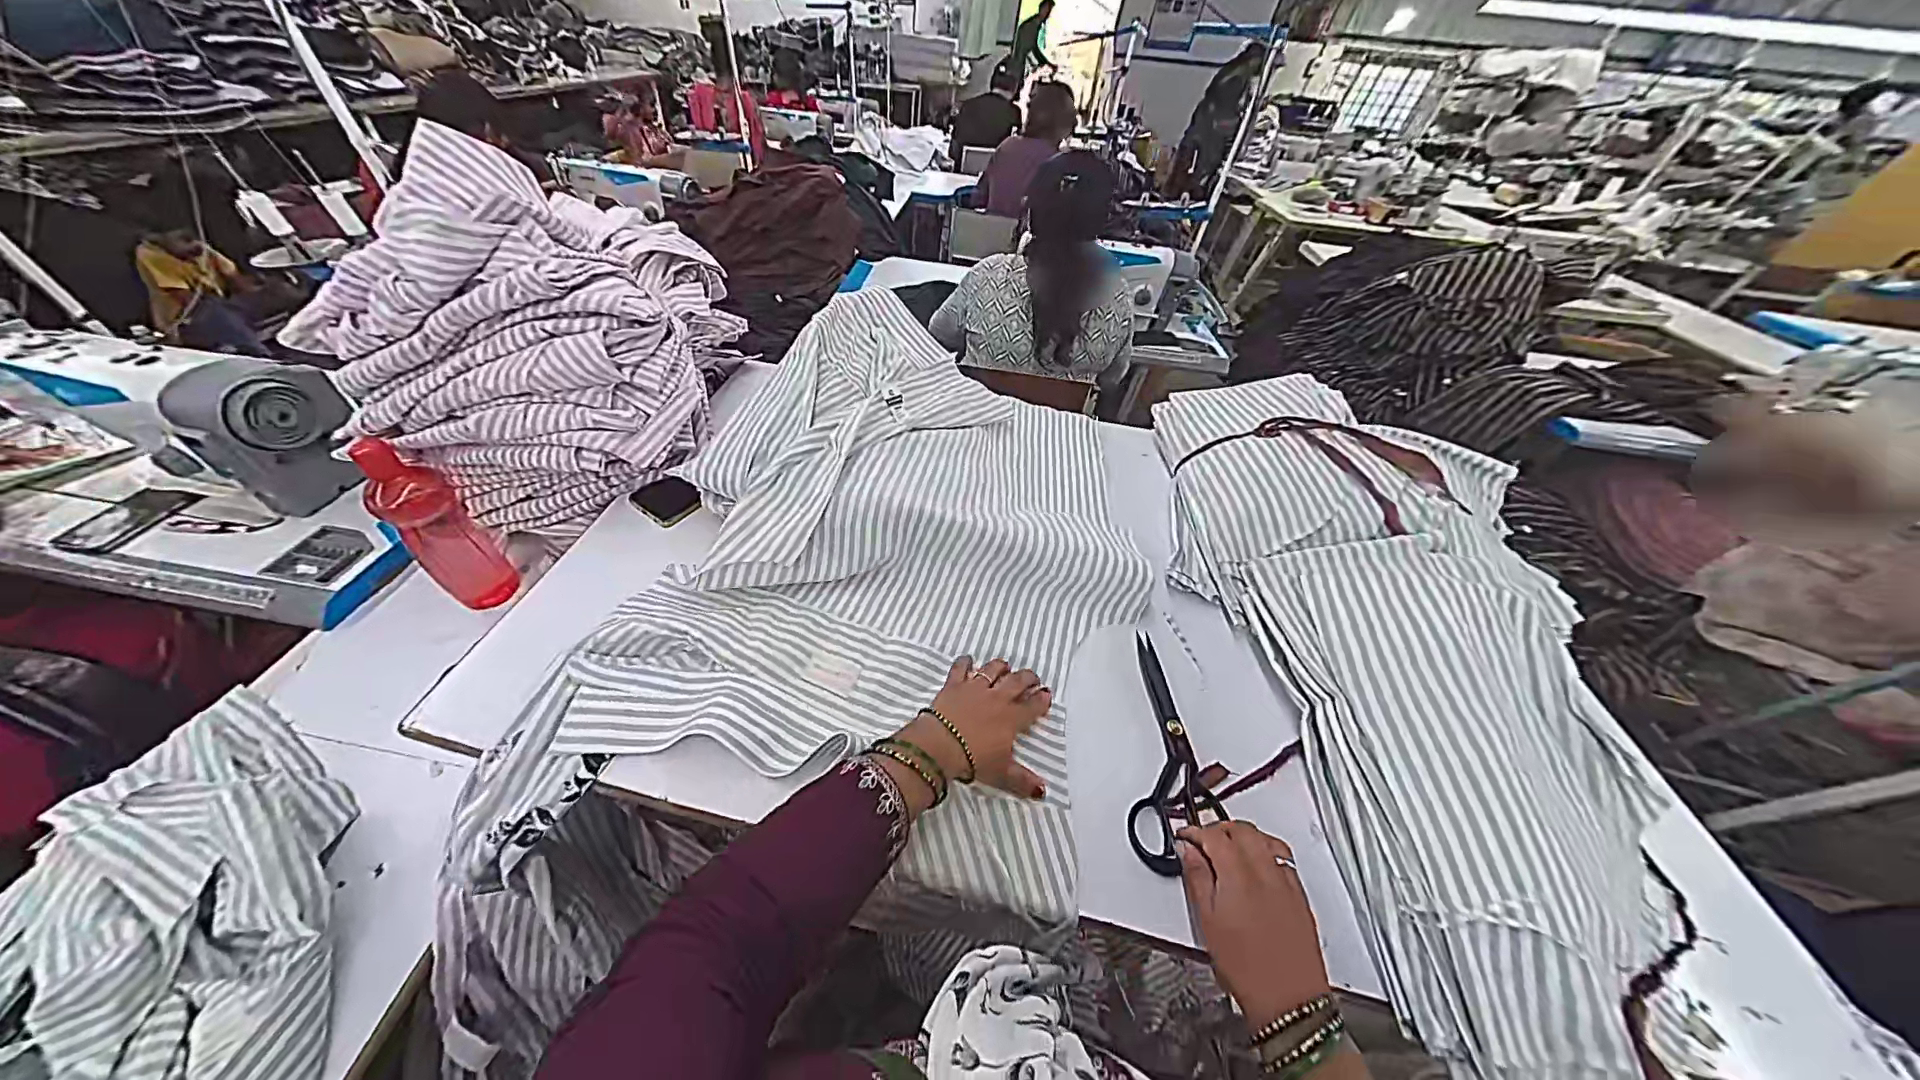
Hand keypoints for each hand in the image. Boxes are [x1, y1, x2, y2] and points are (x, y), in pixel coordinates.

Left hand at [895, 656, 1051, 800]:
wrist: (941, 745)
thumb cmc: (973, 760)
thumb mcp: (1001, 774)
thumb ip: (1023, 781)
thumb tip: (1042, 791)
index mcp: (1012, 718)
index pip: (1032, 705)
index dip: (1041, 699)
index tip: (1046, 694)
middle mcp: (997, 698)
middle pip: (1017, 681)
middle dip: (1028, 678)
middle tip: (1032, 678)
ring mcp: (975, 688)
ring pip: (993, 670)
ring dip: (1001, 666)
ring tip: (1005, 666)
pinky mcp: (954, 684)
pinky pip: (961, 668)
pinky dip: (965, 662)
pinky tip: (967, 660)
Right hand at [1177, 821, 1330, 1033]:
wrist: (1288, 1001)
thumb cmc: (1247, 968)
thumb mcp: (1207, 921)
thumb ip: (1197, 878)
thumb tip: (1188, 852)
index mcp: (1238, 874)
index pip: (1213, 835)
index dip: (1194, 831)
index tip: (1185, 836)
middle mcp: (1265, 872)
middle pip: (1241, 830)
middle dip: (1219, 828)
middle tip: (1203, 838)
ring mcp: (1286, 883)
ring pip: (1264, 839)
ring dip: (1244, 835)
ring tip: (1229, 846)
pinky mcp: (1300, 896)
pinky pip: (1283, 857)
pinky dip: (1266, 851)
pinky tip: (1257, 863)